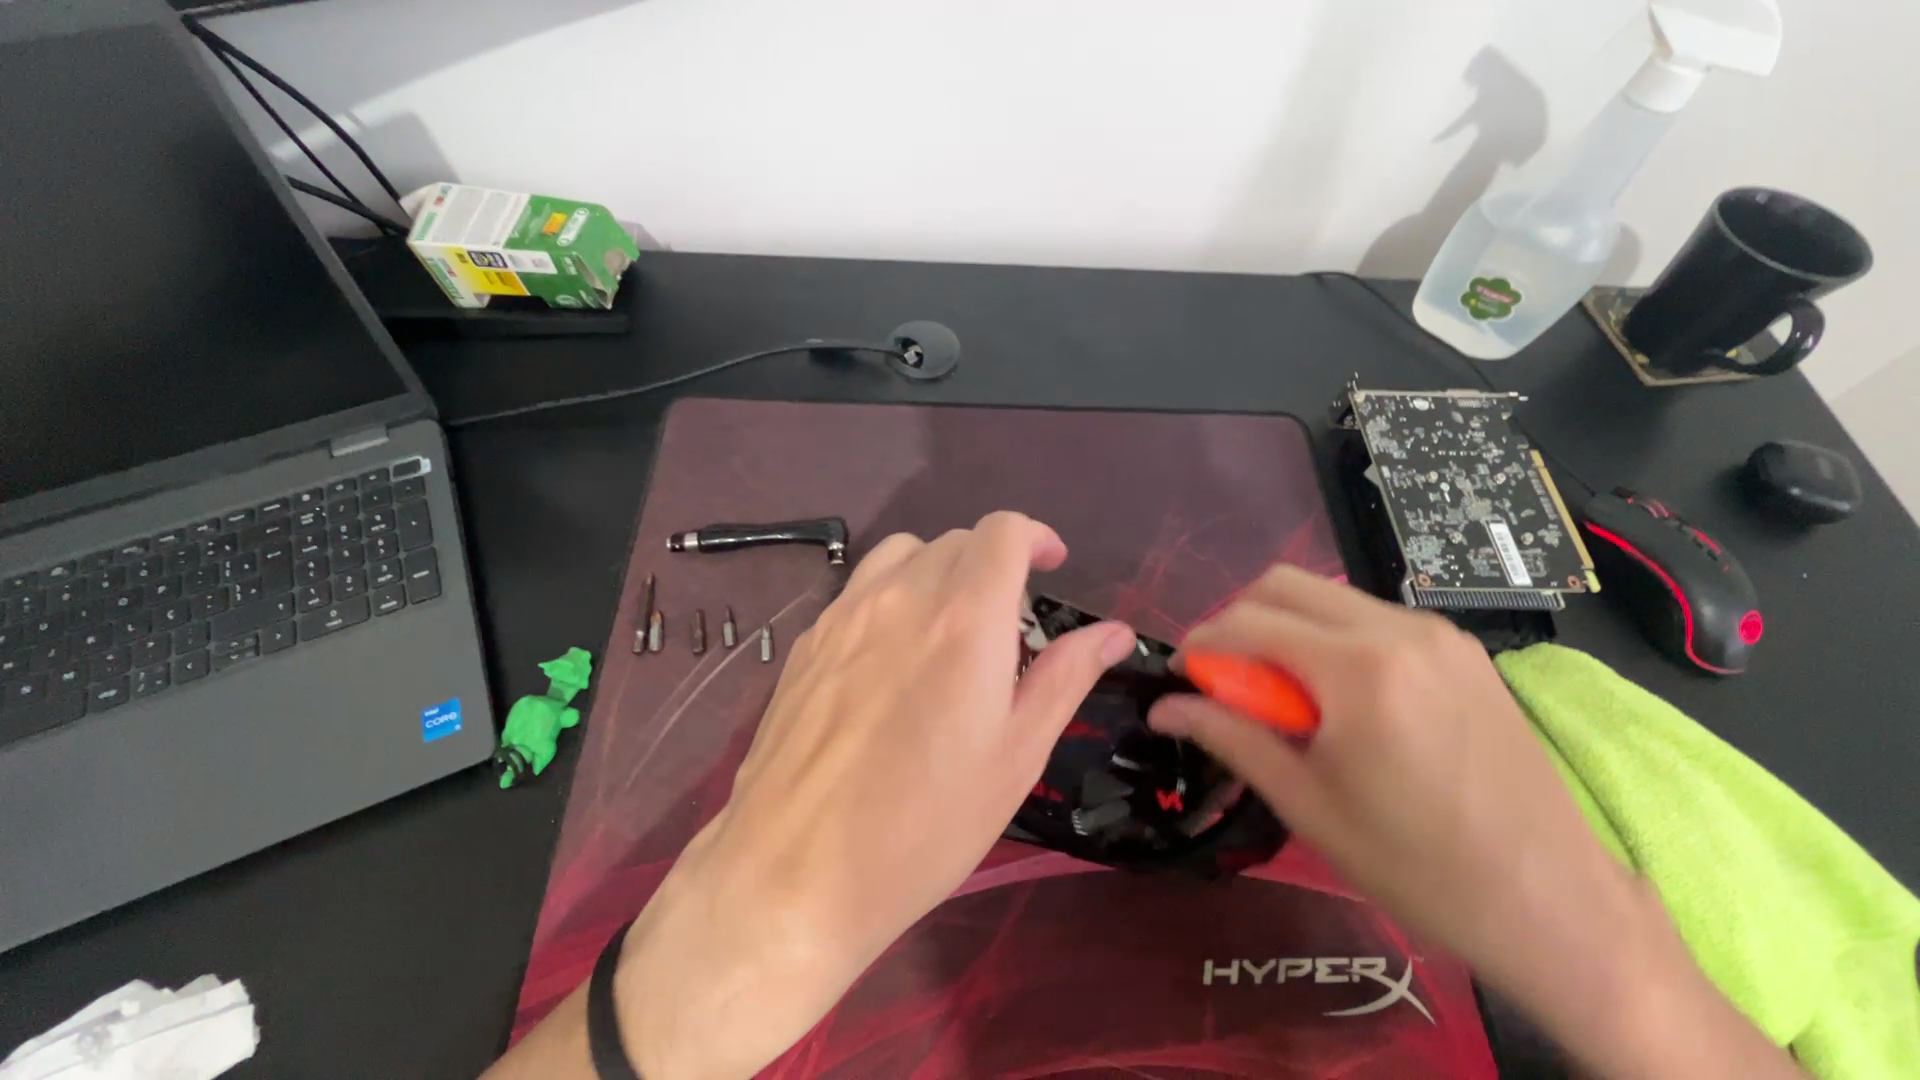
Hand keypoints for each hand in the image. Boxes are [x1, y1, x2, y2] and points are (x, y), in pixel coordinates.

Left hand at [615, 512, 1135, 1079]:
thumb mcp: (1015, 756)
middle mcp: (901, 597)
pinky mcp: (807, 643)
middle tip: (1008, 624)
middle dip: (993, 563)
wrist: (795, 871)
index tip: (1052, 564)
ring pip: (901, 555)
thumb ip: (1065, 678)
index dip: (1035, 536)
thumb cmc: (925, 824)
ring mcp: (844, 616)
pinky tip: (892, 661)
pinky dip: (893, 597)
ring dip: (939, 571)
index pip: (1002, 532)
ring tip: (950, 628)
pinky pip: (859, 591)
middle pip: (955, 542)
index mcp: (964, 618)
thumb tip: (1113, 631)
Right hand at [1149, 566, 1796, 1078]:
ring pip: (1330, 597)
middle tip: (1228, 681)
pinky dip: (1333, 639)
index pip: (1250, 620)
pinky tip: (1339, 699)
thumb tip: (1162, 706)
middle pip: (1285, 585)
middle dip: (1239, 621)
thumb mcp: (1306, 802)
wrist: (1553, 901)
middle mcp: (1400, 630)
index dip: (1202, 642)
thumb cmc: (1415, 863)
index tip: (1183, 678)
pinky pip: (1373, 618)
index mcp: (1359, 668)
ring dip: (1287, 628)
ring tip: (1284, 697)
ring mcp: (1440, 635)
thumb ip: (1230, 737)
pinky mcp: (1464, 651)